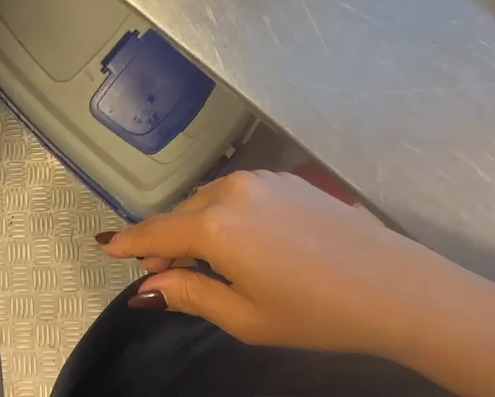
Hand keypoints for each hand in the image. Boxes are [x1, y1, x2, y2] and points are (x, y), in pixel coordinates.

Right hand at [98, 170, 431, 356]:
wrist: (390, 284)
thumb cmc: (314, 312)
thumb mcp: (245, 317)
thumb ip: (189, 294)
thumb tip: (147, 289)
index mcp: (214, 226)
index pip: (156, 232)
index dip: (130, 242)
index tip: (104, 245)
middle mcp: (230, 189)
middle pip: (182, 214)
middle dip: (168, 242)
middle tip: (165, 274)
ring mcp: (259, 178)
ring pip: (210, 200)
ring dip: (198, 226)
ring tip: (207, 263)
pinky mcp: (283, 177)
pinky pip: (237, 193)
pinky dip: (225, 214)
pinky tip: (245, 243)